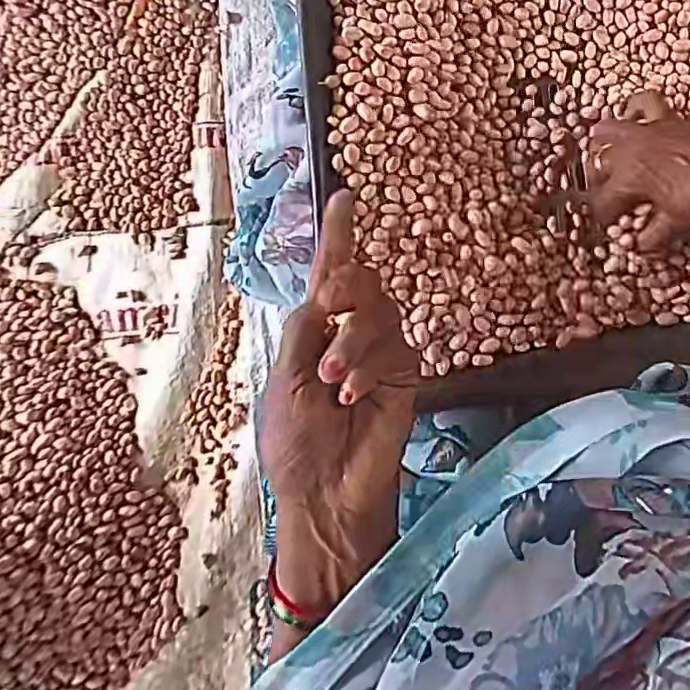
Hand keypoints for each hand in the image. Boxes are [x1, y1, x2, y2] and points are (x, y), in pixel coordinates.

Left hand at [258, 190, 416, 614]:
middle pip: (360, 280)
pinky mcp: (406, 371)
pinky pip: (392, 347)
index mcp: (320, 327)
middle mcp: (354, 329)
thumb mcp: (284, 378)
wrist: (323, 494)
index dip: (340, 233)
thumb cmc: (295, 440)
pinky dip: (367, 367)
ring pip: (376, 312)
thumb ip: (304, 329)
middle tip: (328, 308)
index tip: (345, 195)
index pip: (332, 271)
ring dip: (351, 342)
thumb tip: (323, 291)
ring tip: (333, 383)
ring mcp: (383, 349)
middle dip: (345, 286)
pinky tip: (352, 395)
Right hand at [584, 92, 689, 249]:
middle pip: (598, 167)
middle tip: (615, 204)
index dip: (605, 218)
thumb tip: (640, 242)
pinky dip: (632, 112)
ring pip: (606, 132)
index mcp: (631, 174)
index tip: (612, 226)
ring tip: (616, 168)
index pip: (602, 201)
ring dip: (605, 150)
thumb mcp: (679, 220)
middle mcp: (633, 147)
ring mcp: (649, 129)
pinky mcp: (667, 120)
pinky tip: (635, 127)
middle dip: (601, 187)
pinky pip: (639, 106)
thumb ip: (652, 233)